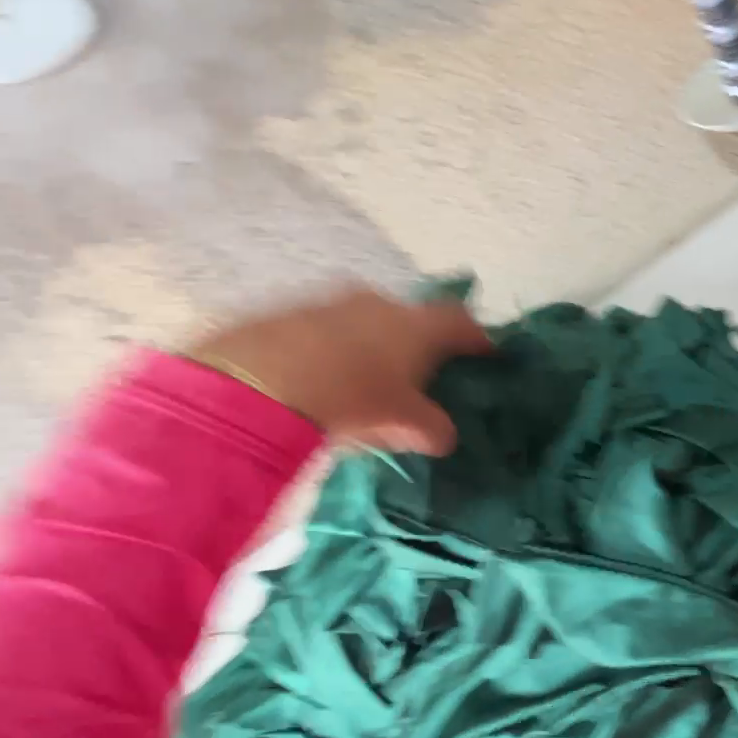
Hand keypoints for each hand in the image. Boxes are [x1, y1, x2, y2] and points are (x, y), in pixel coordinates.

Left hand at [184, 286, 492, 454]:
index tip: (484, 357)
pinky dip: (333, 350)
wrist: (252, 386)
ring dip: (373, 346)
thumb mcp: (406, 424)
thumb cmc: (354, 400)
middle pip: (412, 320)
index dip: (477, 339)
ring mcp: (329, 302)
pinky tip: (324, 379)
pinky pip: (325, 330)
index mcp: (419, 325)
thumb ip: (433, 427)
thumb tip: (441, 435)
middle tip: (420, 376)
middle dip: (419, 345)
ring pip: (366, 323)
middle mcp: (379, 303)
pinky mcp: (284, 312)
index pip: (462, 322)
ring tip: (367, 381)